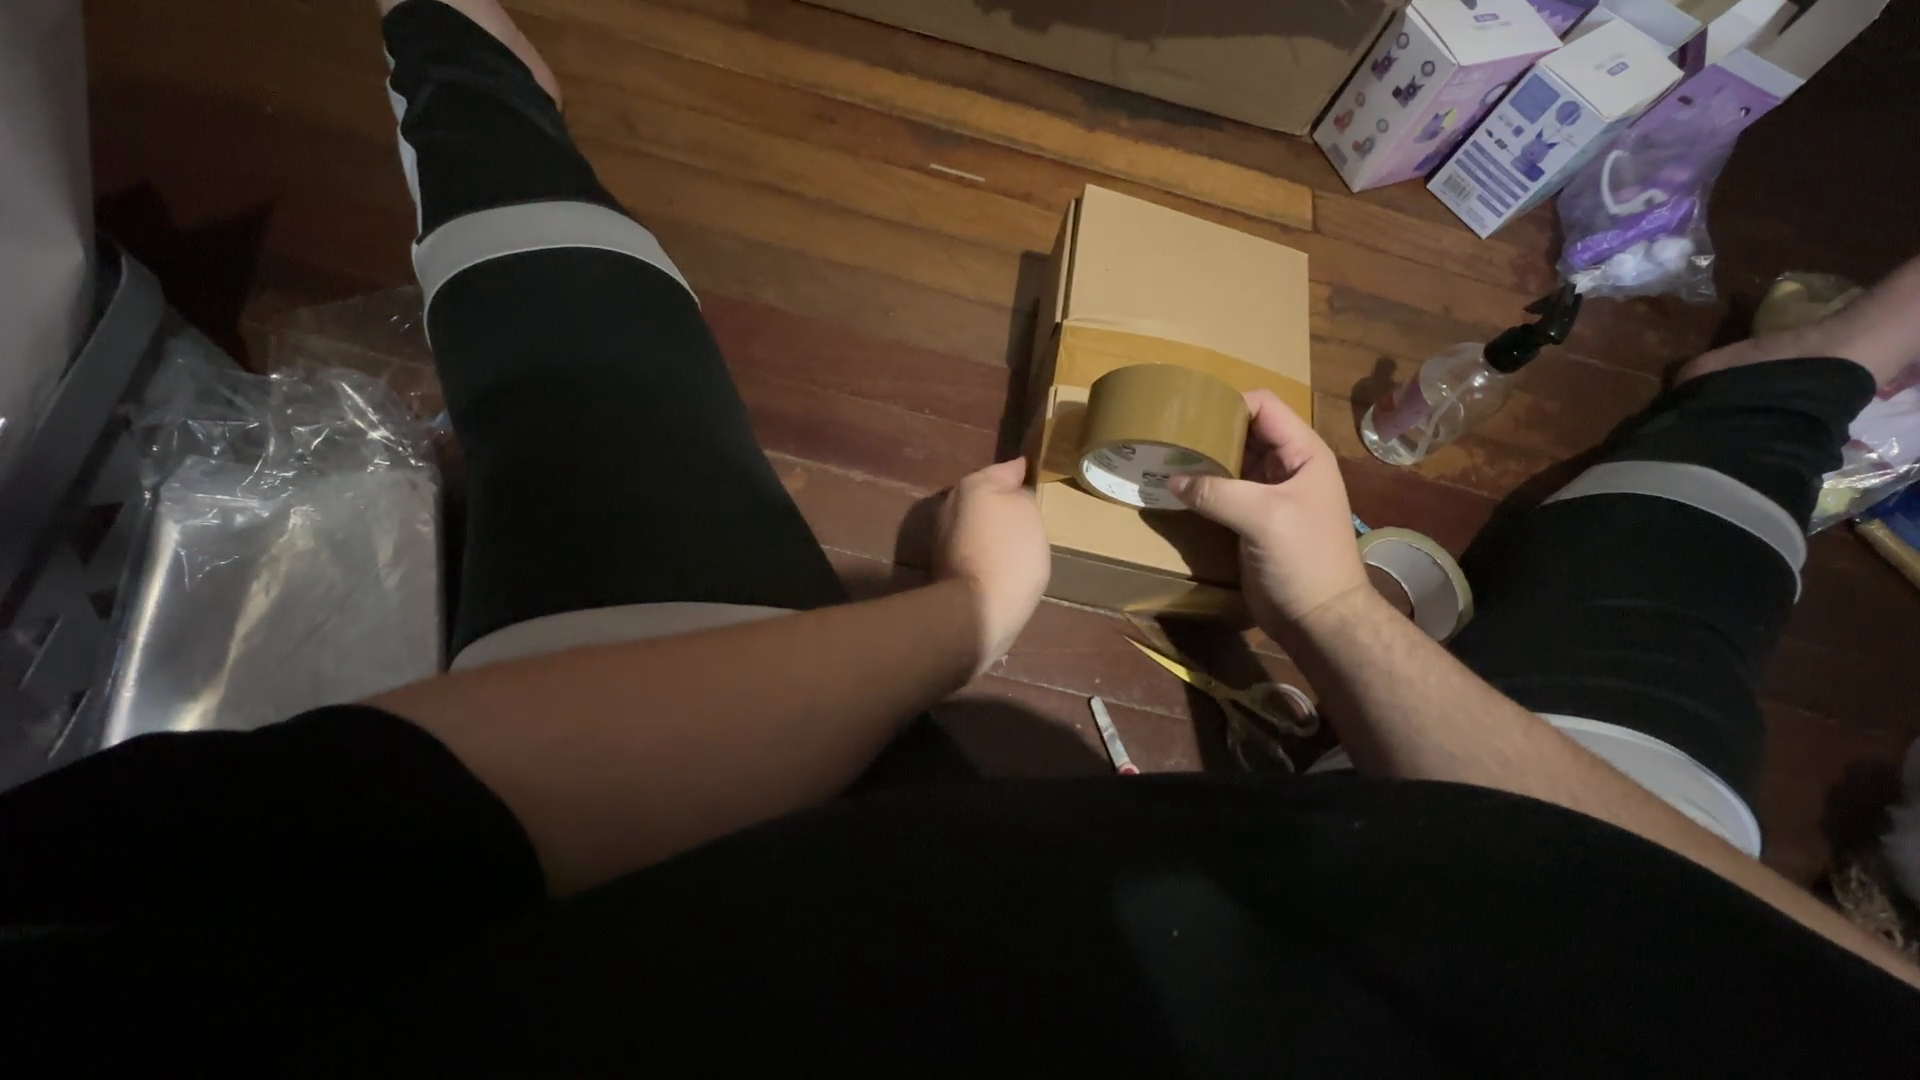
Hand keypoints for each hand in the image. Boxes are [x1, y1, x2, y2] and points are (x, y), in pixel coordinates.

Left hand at [935, 458, 1050, 670]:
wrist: (976, 610)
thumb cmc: (1009, 555)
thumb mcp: (1028, 513)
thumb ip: (1021, 495)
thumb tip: (1012, 492)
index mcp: (973, 485)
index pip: (1006, 469)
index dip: (1024, 471)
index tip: (1036, 472)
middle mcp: (952, 503)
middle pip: (986, 495)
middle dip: (1004, 499)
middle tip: (1030, 509)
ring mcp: (943, 535)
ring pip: (976, 521)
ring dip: (993, 525)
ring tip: (1018, 536)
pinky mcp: (943, 563)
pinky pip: (972, 545)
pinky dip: (986, 547)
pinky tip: (1002, 559)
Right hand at [1168, 391, 1368, 636]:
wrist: (1319, 619)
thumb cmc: (1305, 560)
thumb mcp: (1264, 517)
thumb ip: (1218, 492)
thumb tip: (1173, 480)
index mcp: (1303, 454)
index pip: (1263, 408)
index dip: (1230, 405)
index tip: (1191, 417)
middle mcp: (1287, 467)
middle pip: (1244, 432)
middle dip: (1210, 432)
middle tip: (1169, 438)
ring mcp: (1268, 495)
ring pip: (1231, 462)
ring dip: (1202, 460)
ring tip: (1164, 460)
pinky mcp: (1251, 521)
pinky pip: (1223, 492)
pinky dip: (1201, 488)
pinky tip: (1176, 491)